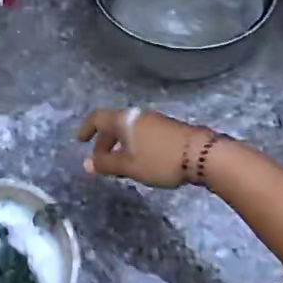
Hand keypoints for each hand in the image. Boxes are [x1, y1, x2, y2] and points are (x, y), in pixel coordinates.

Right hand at [75, 108, 212, 188]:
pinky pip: (142, 133)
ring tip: (121, 163)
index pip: (97, 117)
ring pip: (129, 129)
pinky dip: (134, 144)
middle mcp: (137, 115)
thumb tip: (86, 163)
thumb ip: (106, 164)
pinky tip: (141, 160)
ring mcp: (155, 120)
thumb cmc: (159, 159)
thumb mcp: (129, 166)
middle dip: (104, 141)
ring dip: (120, 144)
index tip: (80, 140)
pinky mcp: (169, 128)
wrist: (202, 155)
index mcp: (123, 120)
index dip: (86, 128)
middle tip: (100, 159)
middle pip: (113, 123)